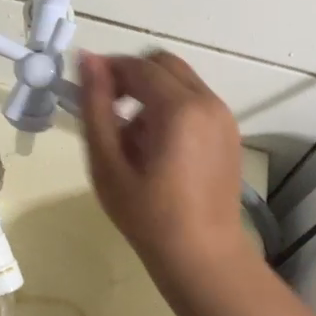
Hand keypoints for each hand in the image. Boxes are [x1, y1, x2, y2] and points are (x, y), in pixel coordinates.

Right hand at [78, 51, 252, 277]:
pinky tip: (158, 151)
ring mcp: (224, 117)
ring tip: (132, 140)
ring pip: (181, 82)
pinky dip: (172, 109)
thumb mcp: (108, 163)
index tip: (86, 92)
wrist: (202, 255)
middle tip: (108, 112)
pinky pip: (196, 103)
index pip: (138, 66)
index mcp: (179, 107)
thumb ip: (96, 107)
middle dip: (132, 78)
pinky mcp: (230, 133)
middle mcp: (208, 102)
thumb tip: (88, 59)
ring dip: (152, 94)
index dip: (108, 71)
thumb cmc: (147, 216)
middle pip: (163, 65)